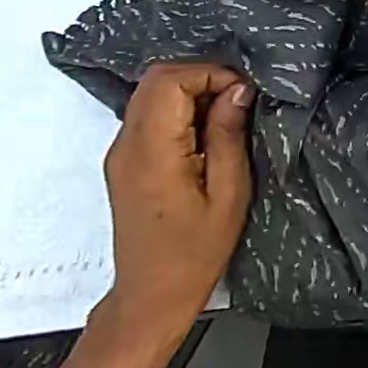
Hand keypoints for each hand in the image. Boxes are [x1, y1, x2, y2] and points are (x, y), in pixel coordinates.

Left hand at [95, 62, 254, 346]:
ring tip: (231, 116)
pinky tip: (211, 133)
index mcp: (151, 152)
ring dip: (194, 92)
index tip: (246, 94)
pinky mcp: (126, 161)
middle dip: (203, 77)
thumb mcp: (229, 191)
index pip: (169, 83)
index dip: (211, 74)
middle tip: (242, 100)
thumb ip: (229, 135)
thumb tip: (239, 89)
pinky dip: (183, 109)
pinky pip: (151, 115)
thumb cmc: (198, 248)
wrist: (152, 293)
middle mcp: (126, 145)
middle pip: (155, 81)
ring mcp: (121, 152)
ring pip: (151, 94)